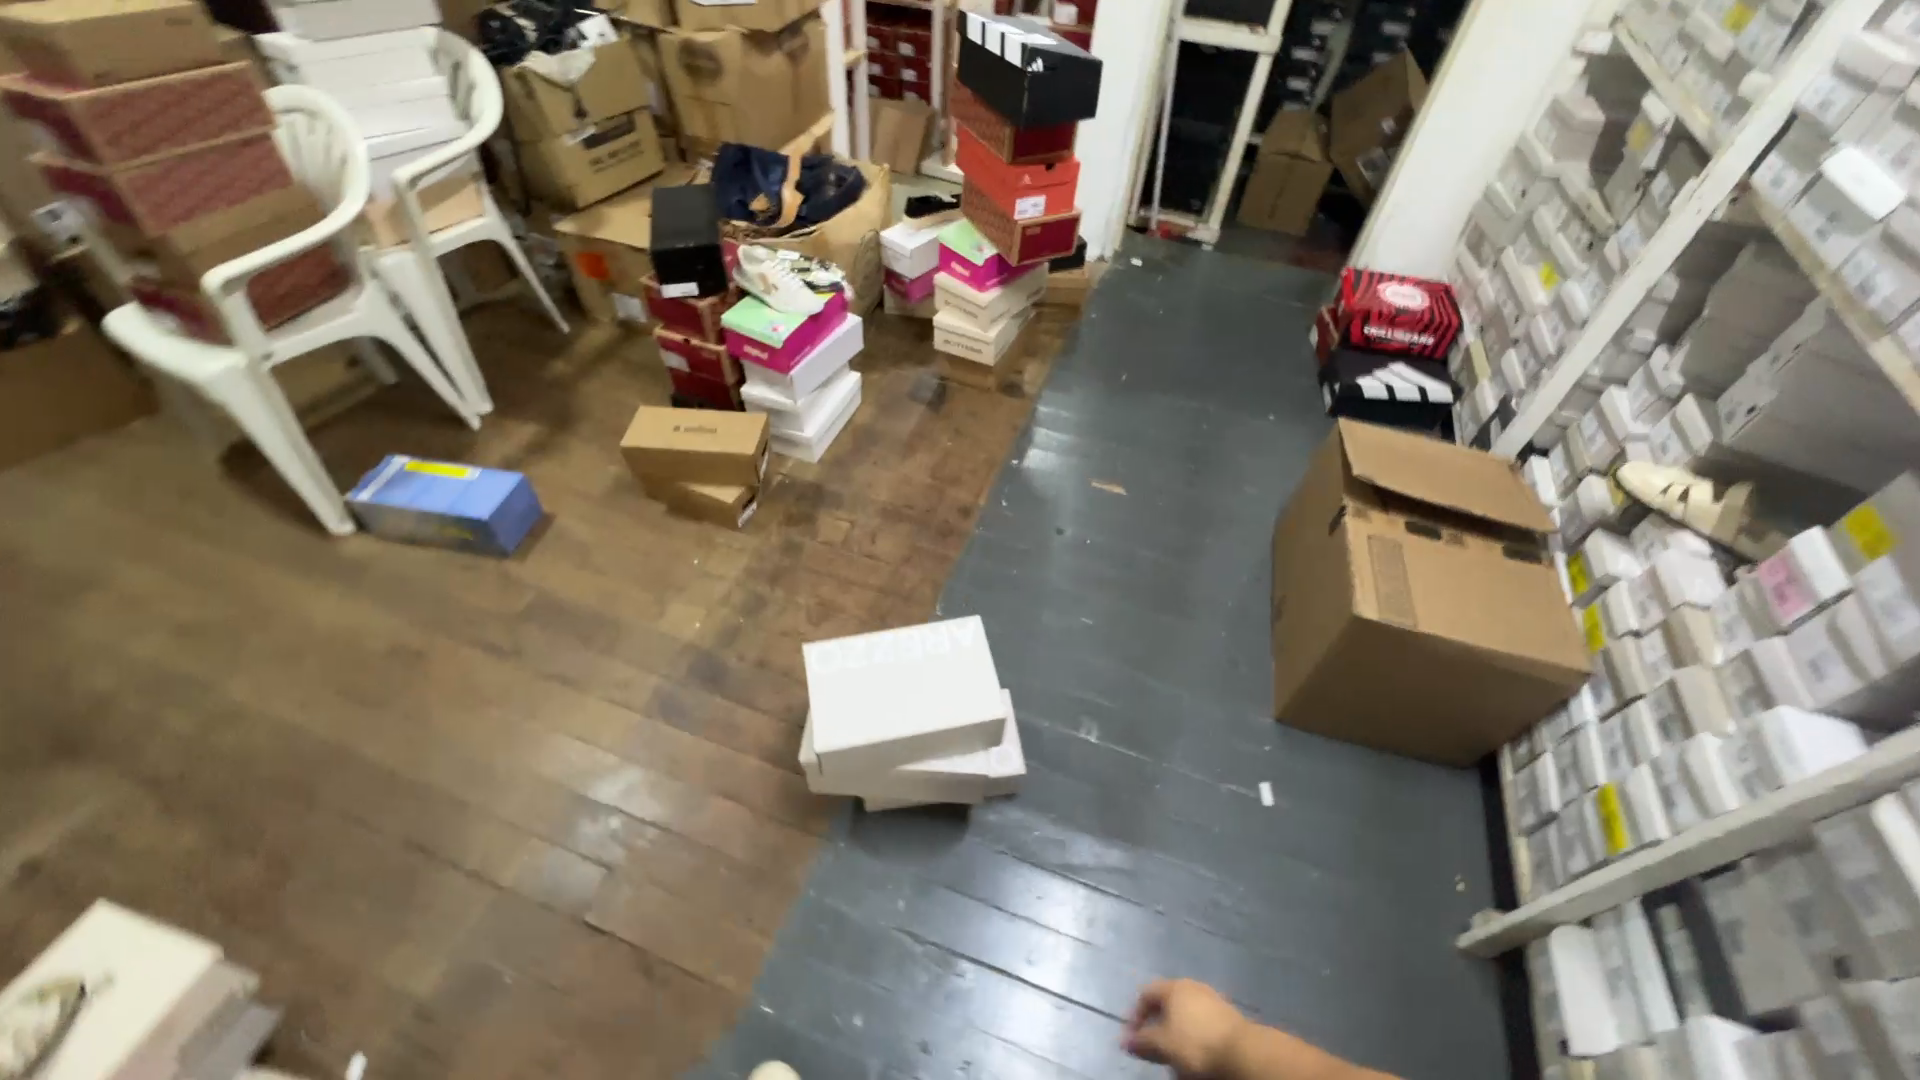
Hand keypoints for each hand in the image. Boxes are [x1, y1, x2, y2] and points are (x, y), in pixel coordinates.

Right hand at [1122, 979, 1247, 1077]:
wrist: (1243, 1052)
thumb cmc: (1195, 1043)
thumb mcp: (1163, 1045)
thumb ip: (1142, 1041)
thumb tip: (1123, 1040)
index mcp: (1173, 987)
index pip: (1146, 994)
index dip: (1136, 1015)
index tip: (1133, 1038)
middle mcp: (1192, 986)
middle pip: (1167, 1004)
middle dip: (1158, 1027)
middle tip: (1154, 1048)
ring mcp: (1212, 998)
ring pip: (1186, 1015)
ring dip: (1176, 1034)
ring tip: (1175, 1056)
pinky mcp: (1227, 1015)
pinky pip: (1202, 1024)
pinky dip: (1194, 1037)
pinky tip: (1196, 1054)